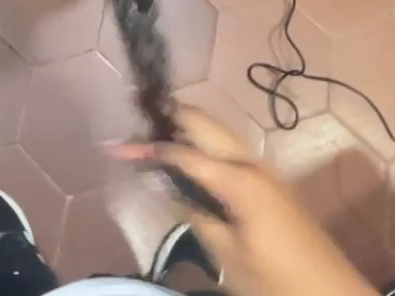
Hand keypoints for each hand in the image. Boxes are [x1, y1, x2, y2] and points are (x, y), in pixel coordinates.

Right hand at [116, 109, 377, 295]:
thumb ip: (194, 214)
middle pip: (203, 123)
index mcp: (238, 178)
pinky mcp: (269, 183)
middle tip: (134, 115)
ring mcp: (263, 169)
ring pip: (217, 131)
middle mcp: (251, 161)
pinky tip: (187, 157)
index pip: (182, 153)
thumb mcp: (228, 257)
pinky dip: (202, 143)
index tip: (116, 147)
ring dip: (186, 126)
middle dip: (168, 116)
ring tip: (153, 131)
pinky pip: (228, 148)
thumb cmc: (278, 283)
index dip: (147, 149)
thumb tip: (165, 185)